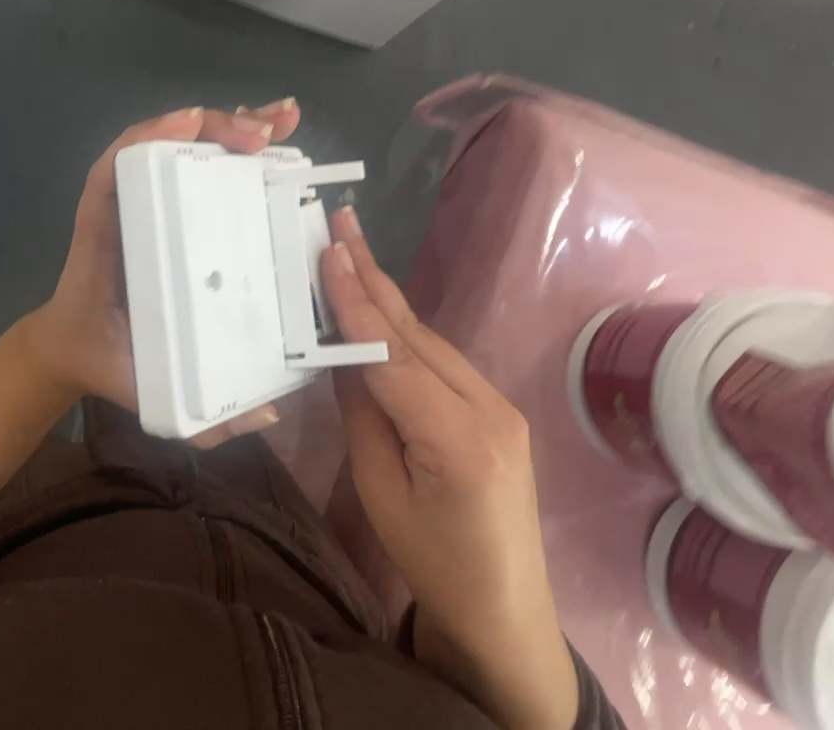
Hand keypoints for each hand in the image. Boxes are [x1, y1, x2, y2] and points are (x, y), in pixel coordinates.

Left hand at [0, 101, 302, 491]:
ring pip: (182, 152)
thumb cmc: (104, 360)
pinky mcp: (166, 214)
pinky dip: (226, 151)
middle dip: (215, 128)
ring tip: (283, 121)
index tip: (193, 126)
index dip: (150, 140)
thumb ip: (193, 416)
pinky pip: (192, 173)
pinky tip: (269, 149)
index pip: (114, 173)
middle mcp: (127, 212)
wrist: (74, 351)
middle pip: (159, 148)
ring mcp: (148, 207)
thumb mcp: (143, 389)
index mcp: (106, 240)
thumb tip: (266, 411)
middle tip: (268, 132)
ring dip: (231, 128)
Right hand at [320, 208, 577, 729]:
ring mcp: (498, 404)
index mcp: (455, 437)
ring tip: (349, 252)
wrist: (504, 609)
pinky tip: (379, 307)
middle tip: (341, 224)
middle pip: (414, 333)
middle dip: (372, 277)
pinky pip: (440, 361)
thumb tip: (342, 352)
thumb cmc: (431, 560)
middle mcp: (487, 407)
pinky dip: (403, 330)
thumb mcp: (379, 490)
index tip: (328, 252)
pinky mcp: (496, 409)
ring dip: (385, 298)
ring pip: (428, 341)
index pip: (390, 356)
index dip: (353, 303)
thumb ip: (363, 413)